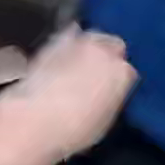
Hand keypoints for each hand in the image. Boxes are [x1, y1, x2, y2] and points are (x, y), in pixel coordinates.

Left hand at [0, 25, 136, 162]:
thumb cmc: (74, 130)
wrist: (36, 117)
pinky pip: (69, 34)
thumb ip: (111, 99)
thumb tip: (106, 94)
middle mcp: (105, 51)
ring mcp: (80, 42)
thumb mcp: (104, 120)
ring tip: (81, 63)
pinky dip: (69, 41)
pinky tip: (63, 53)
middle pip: (115, 46)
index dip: (119, 83)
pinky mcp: (56, 40)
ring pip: (94, 37)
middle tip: (99, 75)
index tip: (112, 92)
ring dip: (91, 47)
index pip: (128, 73)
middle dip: (110, 57)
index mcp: (122, 74)